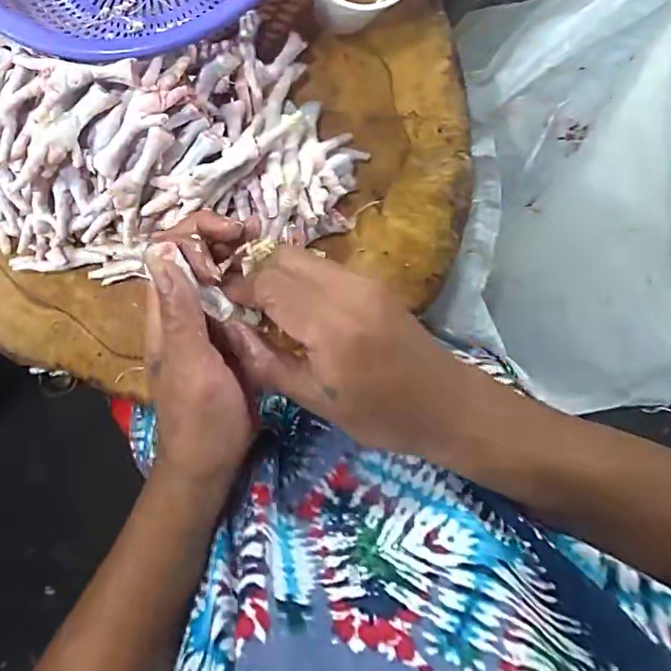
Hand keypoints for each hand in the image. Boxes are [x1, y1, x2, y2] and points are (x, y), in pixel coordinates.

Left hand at [141, 219, 257, 489]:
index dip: (194, 235)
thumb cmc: (201, 418)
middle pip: (189, 251)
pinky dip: (248, 276)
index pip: (165, 248)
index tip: (228, 242)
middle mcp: (180, 306)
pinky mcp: (226, 330)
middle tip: (254, 235)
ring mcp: (203, 318)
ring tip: (264, 245)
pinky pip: (232, 291)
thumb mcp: (192, 364)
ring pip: (212, 268)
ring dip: (234, 251)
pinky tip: (270, 275)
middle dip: (217, 234)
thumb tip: (160, 251)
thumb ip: (179, 312)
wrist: (212, 462)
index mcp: (164, 309)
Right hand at [218, 248, 484, 455]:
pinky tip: (296, 305)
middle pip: (281, 256)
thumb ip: (266, 362)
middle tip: (240, 302)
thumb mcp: (316, 401)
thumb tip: (228, 330)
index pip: (268, 283)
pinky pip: (321, 265)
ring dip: (275, 271)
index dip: (238, 288)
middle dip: (253, 273)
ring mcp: (362, 279)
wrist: (448, 404)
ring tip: (264, 304)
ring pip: (301, 255)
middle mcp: (346, 289)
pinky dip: (298, 275)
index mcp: (331, 325)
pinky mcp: (371, 279)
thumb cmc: (382, 416)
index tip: (222, 303)